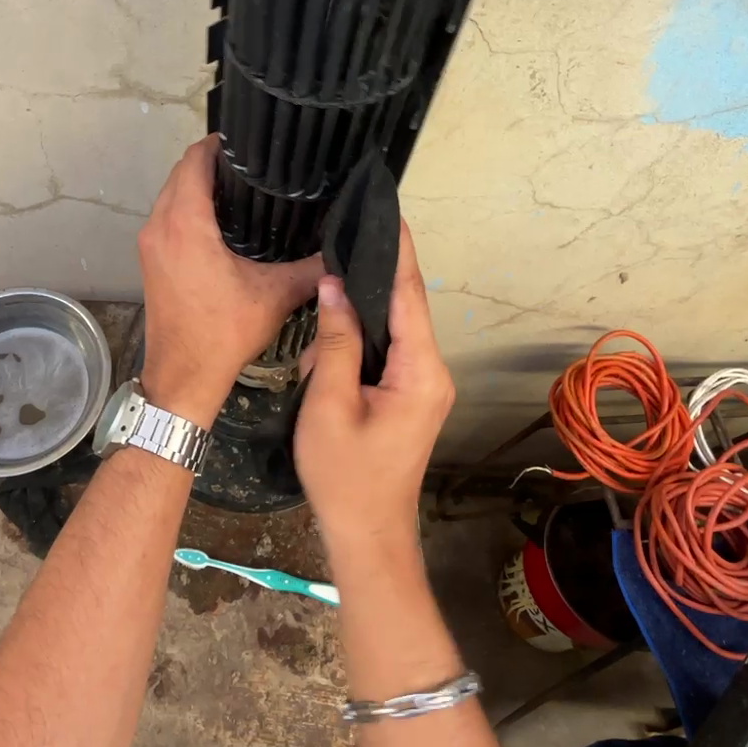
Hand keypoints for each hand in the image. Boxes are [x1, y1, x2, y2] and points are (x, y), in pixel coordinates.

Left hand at [137, 135, 322, 424]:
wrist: (184, 377)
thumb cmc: (224, 332)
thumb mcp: (275, 294)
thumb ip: (311, 266)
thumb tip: (342, 246)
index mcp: (185, 223)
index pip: (195, 160)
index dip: (221, 145)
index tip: (252, 143)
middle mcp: (159, 226)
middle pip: (182, 174)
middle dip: (213, 163)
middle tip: (254, 166)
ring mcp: (150, 244)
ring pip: (171, 195)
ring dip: (198, 186)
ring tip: (242, 188)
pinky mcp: (150, 260)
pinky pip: (168, 217)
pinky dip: (188, 208)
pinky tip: (221, 221)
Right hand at [295, 219, 453, 559]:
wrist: (367, 535)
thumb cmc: (345, 476)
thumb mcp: (330, 404)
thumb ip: (336, 342)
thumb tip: (334, 286)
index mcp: (421, 370)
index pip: (409, 294)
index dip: (398, 251)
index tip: (388, 211)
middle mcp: (431, 371)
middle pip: (399, 308)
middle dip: (363, 286)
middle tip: (332, 252)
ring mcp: (421, 385)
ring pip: (385, 333)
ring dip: (349, 331)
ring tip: (316, 348)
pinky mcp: (406, 396)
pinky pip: (381, 356)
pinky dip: (352, 353)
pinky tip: (323, 369)